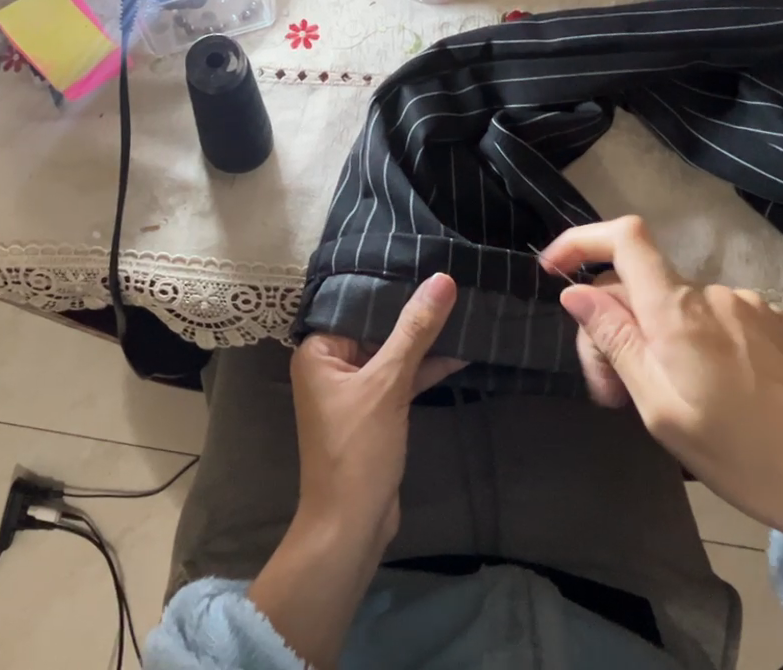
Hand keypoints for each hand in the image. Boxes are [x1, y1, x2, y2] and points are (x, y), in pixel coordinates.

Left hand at [289, 273, 468, 552]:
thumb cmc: (357, 449)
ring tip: (465, 311)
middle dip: (412, 311)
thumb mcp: (388, 384)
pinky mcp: (373, 412)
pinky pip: (399, 378)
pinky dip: (424, 369)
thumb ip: (415, 331)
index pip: (355, 304)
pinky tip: (461, 354)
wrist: (351, 524)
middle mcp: (330, 364)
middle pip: (375, 326)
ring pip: (391, 353)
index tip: (424, 258)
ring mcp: (352, 390)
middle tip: (451, 280)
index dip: (389, 283)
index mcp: (317, 350)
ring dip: (424, 341)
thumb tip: (442, 280)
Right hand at [540, 217, 782, 609]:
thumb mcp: (662, 411)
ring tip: (657, 405)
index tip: (551, 271)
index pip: (624, 238)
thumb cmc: (749, 461)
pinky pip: (707, 321)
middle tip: (609, 395)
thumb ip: (617, 343)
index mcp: (680, 312)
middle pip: (638, 284)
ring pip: (671, 307)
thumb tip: (576, 293)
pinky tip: (701, 397)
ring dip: (647, 342)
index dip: (580, 240)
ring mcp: (749, 309)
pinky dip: (684, 345)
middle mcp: (714, 295)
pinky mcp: (774, 328)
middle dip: (609, 326)